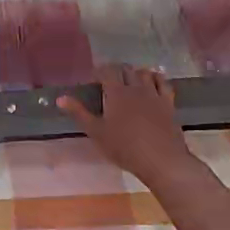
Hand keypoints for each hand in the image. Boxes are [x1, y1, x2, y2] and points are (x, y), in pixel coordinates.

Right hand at [58, 64, 194, 184]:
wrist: (161, 160)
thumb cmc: (124, 147)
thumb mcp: (96, 132)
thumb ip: (79, 113)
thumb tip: (60, 98)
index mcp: (116, 93)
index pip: (107, 71)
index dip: (99, 71)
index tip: (93, 78)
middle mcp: (136, 88)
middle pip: (126, 69)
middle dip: (116, 70)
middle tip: (109, 79)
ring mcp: (154, 94)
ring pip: (145, 73)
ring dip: (136, 72)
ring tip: (130, 79)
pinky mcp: (169, 103)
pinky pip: (164, 83)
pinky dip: (156, 78)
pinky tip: (153, 81)